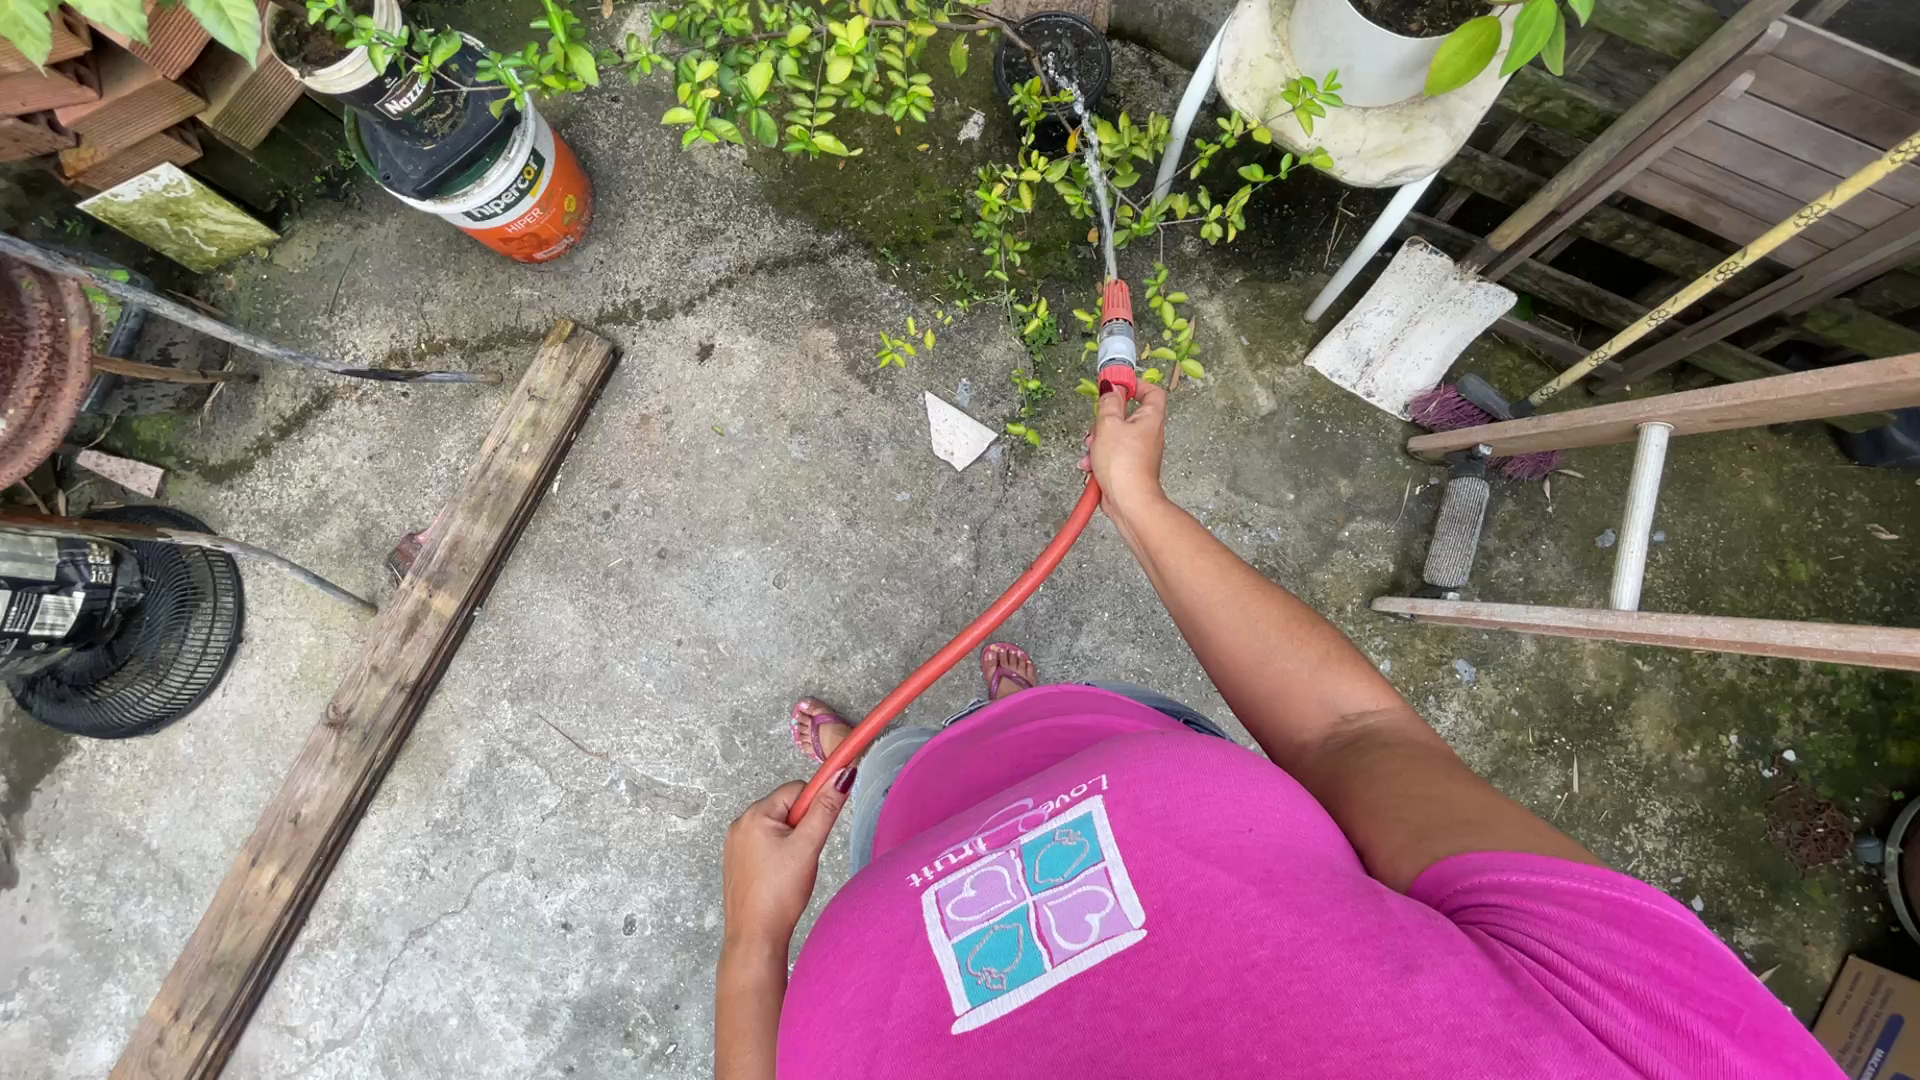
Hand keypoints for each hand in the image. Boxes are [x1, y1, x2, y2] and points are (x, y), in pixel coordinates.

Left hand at [722, 778, 849, 956]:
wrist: (755, 939)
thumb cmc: (779, 895)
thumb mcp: (808, 846)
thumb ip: (826, 808)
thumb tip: (842, 776)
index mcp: (755, 815)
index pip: (796, 790)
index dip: (814, 808)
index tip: (817, 832)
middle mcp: (740, 824)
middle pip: (787, 807)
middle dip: (803, 826)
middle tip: (804, 854)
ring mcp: (736, 844)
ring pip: (778, 826)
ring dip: (792, 840)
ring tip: (793, 868)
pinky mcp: (737, 861)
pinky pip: (766, 842)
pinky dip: (779, 853)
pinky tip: (782, 875)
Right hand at [1079, 383, 1168, 519]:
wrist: (1128, 501)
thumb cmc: (1123, 464)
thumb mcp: (1108, 425)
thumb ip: (1109, 403)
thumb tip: (1111, 388)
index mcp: (1151, 418)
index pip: (1151, 391)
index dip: (1135, 384)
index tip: (1117, 386)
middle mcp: (1148, 434)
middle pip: (1125, 416)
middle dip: (1104, 421)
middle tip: (1095, 426)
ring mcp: (1139, 452)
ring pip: (1114, 437)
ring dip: (1097, 443)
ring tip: (1091, 452)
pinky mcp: (1128, 468)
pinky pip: (1111, 456)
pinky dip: (1098, 459)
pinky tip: (1090, 467)